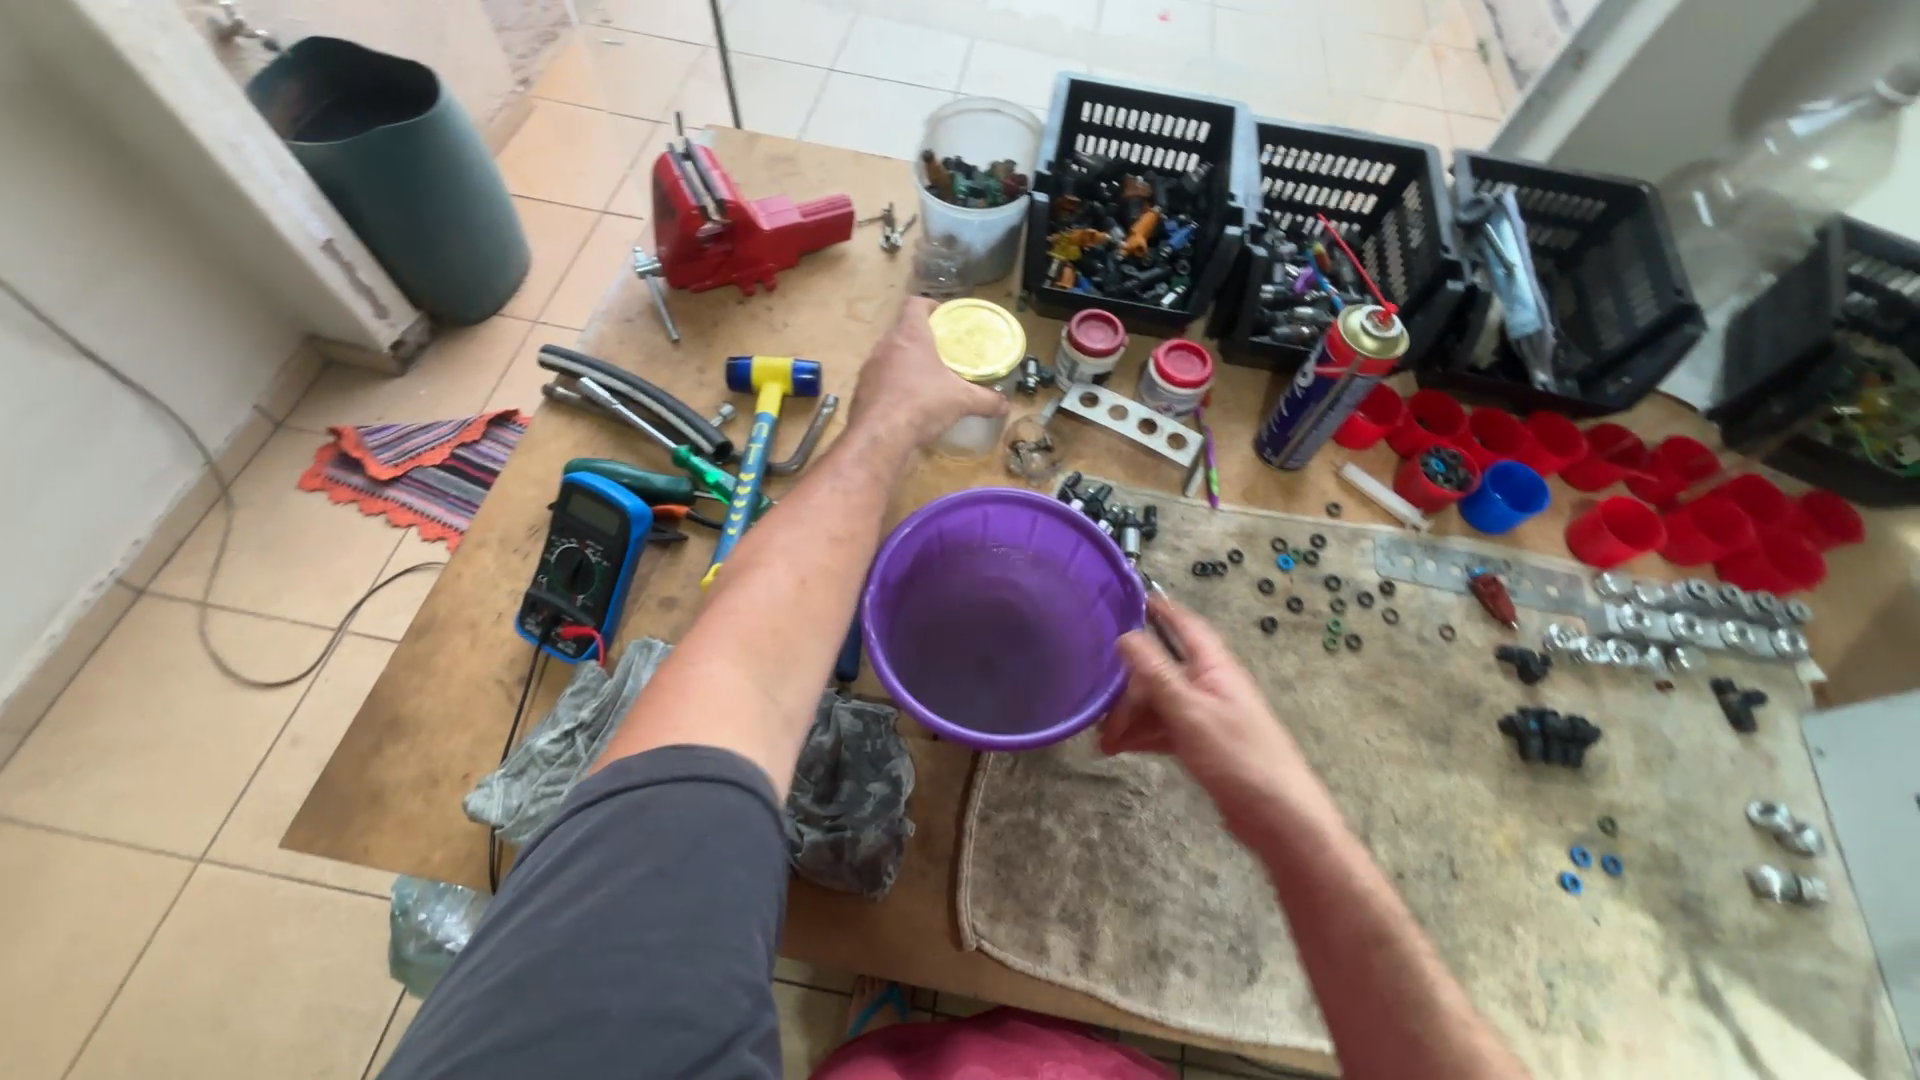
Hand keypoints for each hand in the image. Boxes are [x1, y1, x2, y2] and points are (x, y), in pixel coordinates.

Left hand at [847, 296, 1006, 450]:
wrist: (879, 436)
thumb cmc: (922, 404)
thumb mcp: (962, 401)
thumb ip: (986, 400)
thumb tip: (1007, 406)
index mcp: (910, 335)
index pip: (915, 303)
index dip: (930, 306)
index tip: (945, 318)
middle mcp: (885, 344)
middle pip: (903, 329)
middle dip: (922, 338)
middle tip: (942, 352)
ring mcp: (870, 367)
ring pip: (890, 355)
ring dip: (906, 362)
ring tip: (925, 378)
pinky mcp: (861, 390)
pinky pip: (880, 379)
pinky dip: (893, 385)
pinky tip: (907, 402)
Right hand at [1102, 593, 1317, 839]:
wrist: (1278, 817)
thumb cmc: (1237, 756)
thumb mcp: (1190, 711)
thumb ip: (1157, 672)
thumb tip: (1126, 635)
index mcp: (1213, 666)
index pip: (1184, 624)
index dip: (1158, 610)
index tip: (1127, 600)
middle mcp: (1210, 683)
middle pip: (1161, 670)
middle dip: (1129, 686)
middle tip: (1100, 711)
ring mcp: (1206, 714)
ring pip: (1160, 701)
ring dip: (1131, 716)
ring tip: (1104, 742)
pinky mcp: (1203, 743)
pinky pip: (1165, 727)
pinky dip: (1144, 734)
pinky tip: (1121, 747)